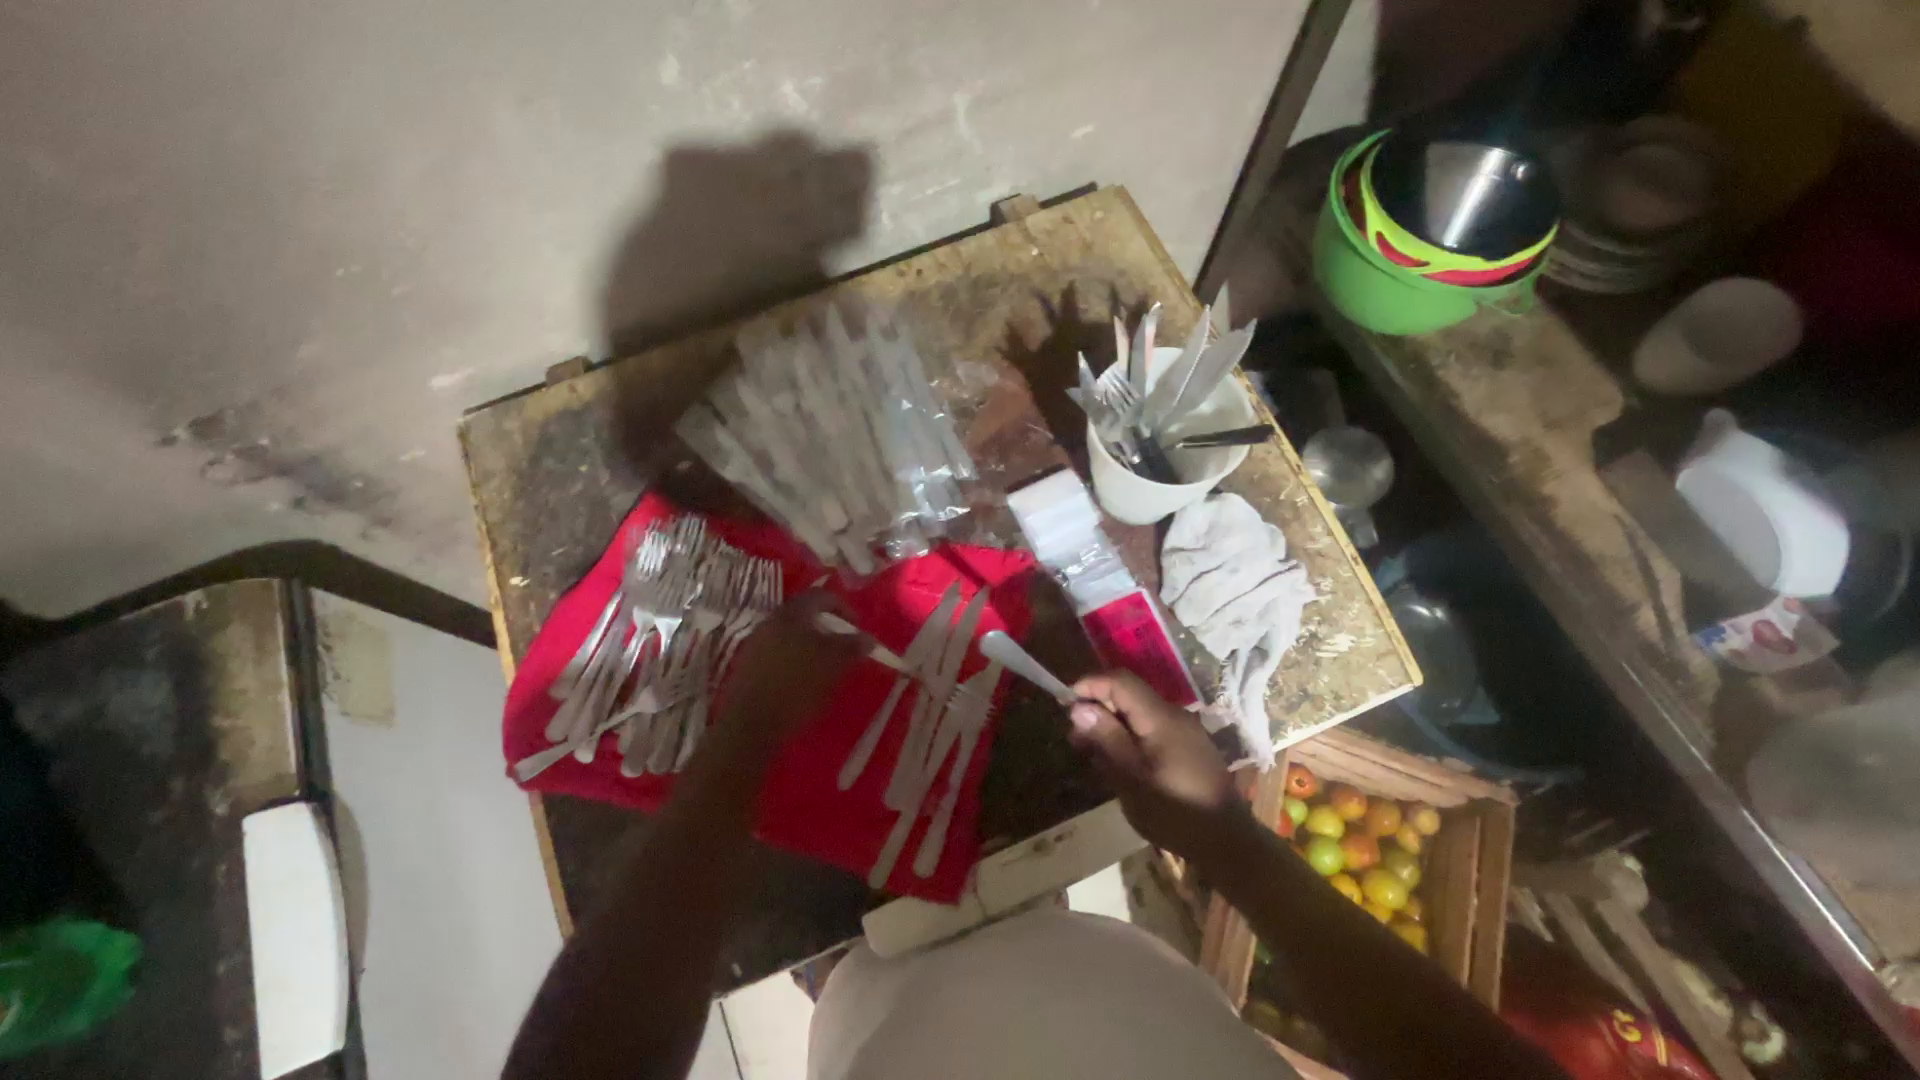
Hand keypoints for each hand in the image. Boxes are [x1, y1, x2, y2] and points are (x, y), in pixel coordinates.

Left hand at [710, 590, 860, 761]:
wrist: (751, 723)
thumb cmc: (798, 686)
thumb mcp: (835, 664)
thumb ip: (853, 646)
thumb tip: (867, 638)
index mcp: (791, 613)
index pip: (821, 596)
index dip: (844, 608)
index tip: (858, 628)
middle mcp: (770, 621)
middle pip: (804, 615)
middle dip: (827, 628)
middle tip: (843, 646)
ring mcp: (755, 643)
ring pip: (790, 635)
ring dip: (810, 645)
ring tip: (826, 666)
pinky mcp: (747, 666)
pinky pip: (777, 653)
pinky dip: (794, 660)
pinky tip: (803, 681)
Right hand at [1068, 671, 1252, 863]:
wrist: (1227, 842)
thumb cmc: (1174, 812)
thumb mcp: (1132, 779)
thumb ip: (1106, 739)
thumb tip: (1079, 707)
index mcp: (1161, 718)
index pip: (1120, 681)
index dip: (1089, 686)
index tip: (1065, 706)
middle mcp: (1174, 715)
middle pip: (1129, 695)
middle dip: (1098, 709)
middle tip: (1075, 739)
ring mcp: (1184, 731)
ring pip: (1139, 714)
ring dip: (1112, 726)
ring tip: (1092, 755)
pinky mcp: (1188, 748)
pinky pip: (1152, 729)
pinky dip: (1129, 738)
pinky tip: (1119, 764)